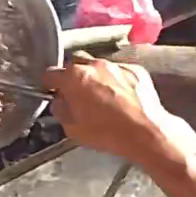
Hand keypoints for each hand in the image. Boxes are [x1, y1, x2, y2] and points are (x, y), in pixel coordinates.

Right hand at [41, 57, 185, 159]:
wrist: (146, 132)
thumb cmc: (107, 133)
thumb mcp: (72, 129)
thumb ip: (60, 110)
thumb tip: (59, 101)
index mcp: (74, 77)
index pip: (50, 74)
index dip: (49, 84)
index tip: (52, 92)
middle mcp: (94, 65)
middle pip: (74, 64)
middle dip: (72, 76)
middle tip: (76, 94)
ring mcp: (116, 65)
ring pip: (97, 66)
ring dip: (94, 77)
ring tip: (101, 97)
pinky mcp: (135, 70)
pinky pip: (118, 71)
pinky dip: (115, 81)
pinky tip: (120, 97)